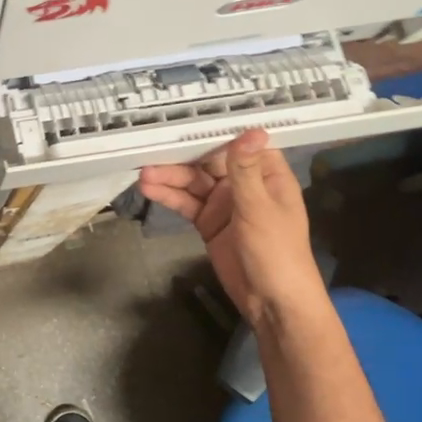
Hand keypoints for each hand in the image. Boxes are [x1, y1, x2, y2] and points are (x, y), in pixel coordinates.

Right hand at [138, 129, 324, 329]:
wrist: (272, 302)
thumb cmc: (277, 252)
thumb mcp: (259, 208)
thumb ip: (246, 170)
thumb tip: (251, 129)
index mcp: (267, 174)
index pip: (238, 143)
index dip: (212, 131)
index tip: (185, 119)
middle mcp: (245, 184)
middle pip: (208, 161)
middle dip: (181, 156)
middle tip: (151, 151)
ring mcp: (225, 203)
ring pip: (193, 182)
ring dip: (169, 178)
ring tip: (143, 175)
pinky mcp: (209, 222)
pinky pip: (186, 203)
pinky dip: (169, 196)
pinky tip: (149, 190)